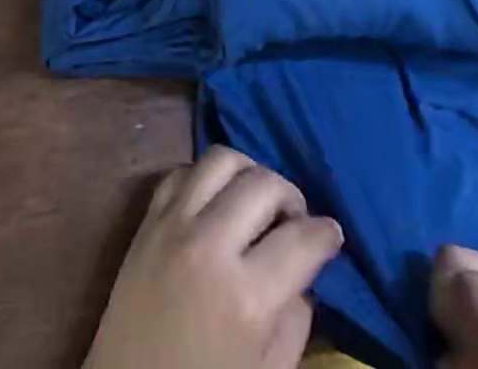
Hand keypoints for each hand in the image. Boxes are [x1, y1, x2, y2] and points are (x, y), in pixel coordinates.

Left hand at [83, 146, 344, 368]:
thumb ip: (295, 317)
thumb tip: (303, 270)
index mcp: (246, 297)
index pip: (303, 239)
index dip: (327, 233)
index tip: (331, 235)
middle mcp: (209, 246)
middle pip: (264, 184)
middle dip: (292, 196)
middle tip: (295, 220)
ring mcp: (172, 226)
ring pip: (221, 160)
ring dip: (249, 173)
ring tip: (256, 201)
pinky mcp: (146, 221)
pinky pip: (181, 172)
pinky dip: (205, 177)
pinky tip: (215, 202)